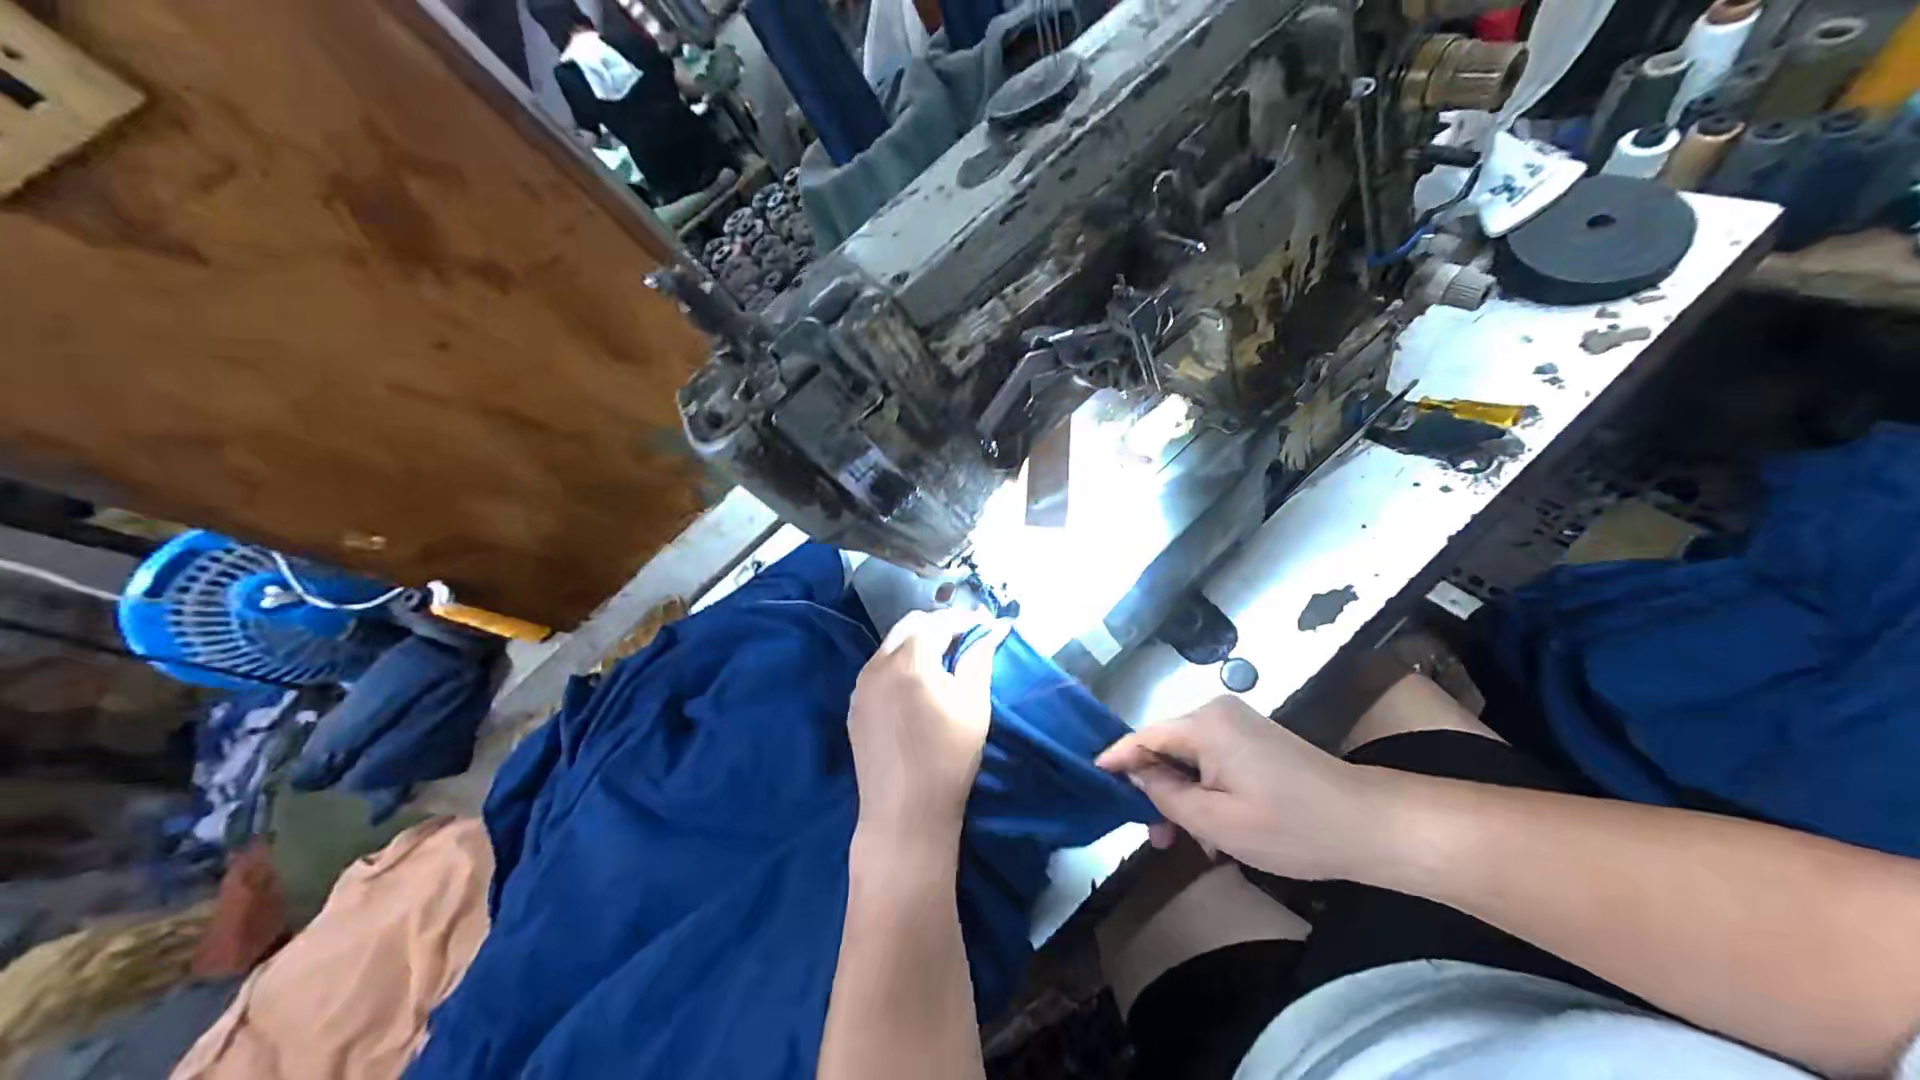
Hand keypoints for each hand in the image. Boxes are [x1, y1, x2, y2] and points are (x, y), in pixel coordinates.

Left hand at [848, 609, 1006, 844]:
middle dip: (938, 627)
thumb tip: (993, 630)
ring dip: (916, 645)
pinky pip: (877, 671)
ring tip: (943, 664)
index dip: (964, 620)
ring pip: (889, 647)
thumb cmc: (948, 759)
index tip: (985, 626)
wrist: (904, 815)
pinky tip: (916, 688)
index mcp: (908, 661)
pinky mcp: (854, 708)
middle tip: (965, 642)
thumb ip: (979, 658)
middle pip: (908, 627)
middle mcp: (876, 666)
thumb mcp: (974, 705)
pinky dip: (898, 667)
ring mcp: (860, 688)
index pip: (937, 622)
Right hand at [1097, 697, 1387, 881]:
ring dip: (1182, 796)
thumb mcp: (1216, 821)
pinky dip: (1205, 790)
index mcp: (1205, 724)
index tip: (1091, 777)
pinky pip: (1212, 760)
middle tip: (1156, 838)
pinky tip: (1215, 827)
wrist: (1372, 825)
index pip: (1143, 738)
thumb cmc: (1291, 827)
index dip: (1117, 760)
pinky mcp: (1255, 740)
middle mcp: (1218, 713)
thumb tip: (1137, 775)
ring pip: (1189, 758)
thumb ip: (1166, 794)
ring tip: (1190, 842)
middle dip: (1156, 790)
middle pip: (1166, 748)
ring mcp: (1239, 725)